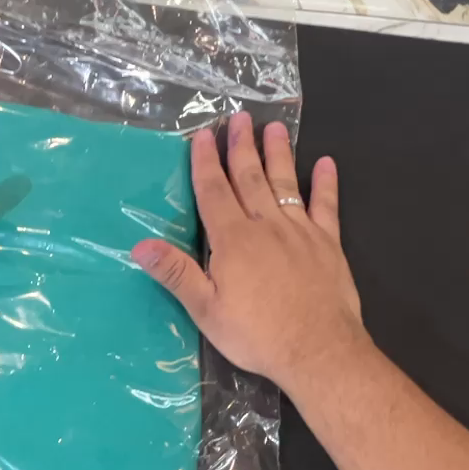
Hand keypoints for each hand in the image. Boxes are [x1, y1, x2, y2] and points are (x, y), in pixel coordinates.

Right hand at [133, 112, 369, 393]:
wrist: (319, 350)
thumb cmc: (257, 334)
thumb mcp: (207, 310)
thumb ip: (177, 274)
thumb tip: (141, 245)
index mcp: (233, 240)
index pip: (214, 192)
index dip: (206, 163)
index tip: (203, 136)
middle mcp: (266, 226)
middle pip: (250, 179)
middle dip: (241, 147)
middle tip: (239, 118)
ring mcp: (300, 232)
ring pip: (286, 184)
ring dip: (278, 154)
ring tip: (274, 129)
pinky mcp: (328, 244)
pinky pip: (326, 206)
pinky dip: (326, 184)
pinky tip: (327, 164)